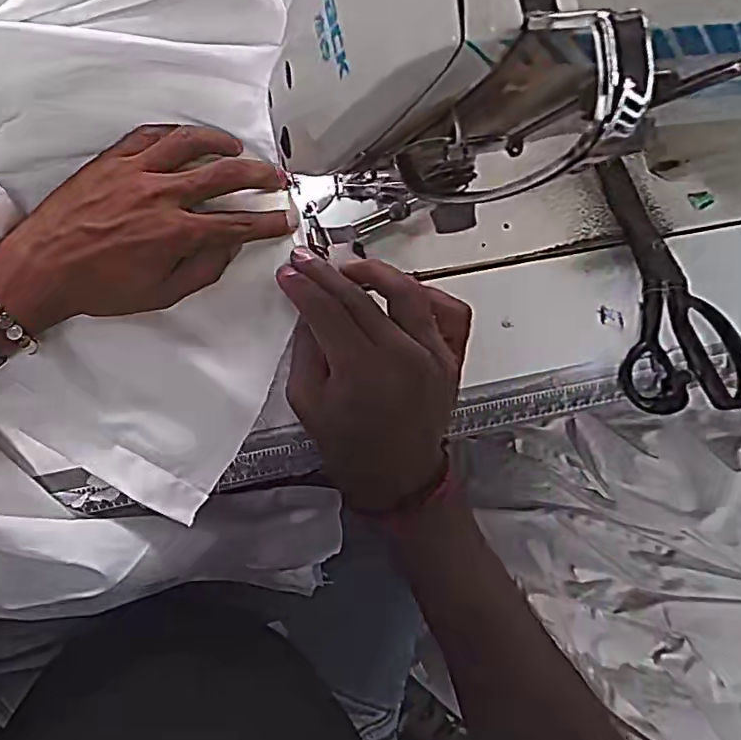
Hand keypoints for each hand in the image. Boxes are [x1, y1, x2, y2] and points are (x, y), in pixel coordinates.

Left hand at [0, 124, 293, 334]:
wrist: (42, 269)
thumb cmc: (92, 285)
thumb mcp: (158, 295)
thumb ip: (200, 271)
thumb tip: (226, 251)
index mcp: (174, 233)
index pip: (236, 222)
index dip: (265, 221)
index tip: (279, 218)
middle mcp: (159, 196)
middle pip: (225, 174)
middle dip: (259, 176)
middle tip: (272, 179)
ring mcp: (134, 173)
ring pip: (190, 143)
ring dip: (221, 143)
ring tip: (236, 149)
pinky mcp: (111, 161)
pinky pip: (149, 135)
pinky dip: (174, 133)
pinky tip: (185, 138)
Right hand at [274, 250, 472, 511]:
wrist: (398, 477)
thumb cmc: (353, 448)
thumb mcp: (307, 401)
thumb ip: (305, 350)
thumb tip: (308, 311)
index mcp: (362, 371)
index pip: (327, 309)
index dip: (303, 286)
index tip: (290, 274)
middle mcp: (403, 357)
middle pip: (359, 296)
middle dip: (326, 274)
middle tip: (307, 261)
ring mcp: (433, 355)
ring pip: (406, 290)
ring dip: (374, 272)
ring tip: (350, 268)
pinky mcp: (451, 358)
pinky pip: (448, 309)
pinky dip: (425, 292)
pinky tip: (402, 290)